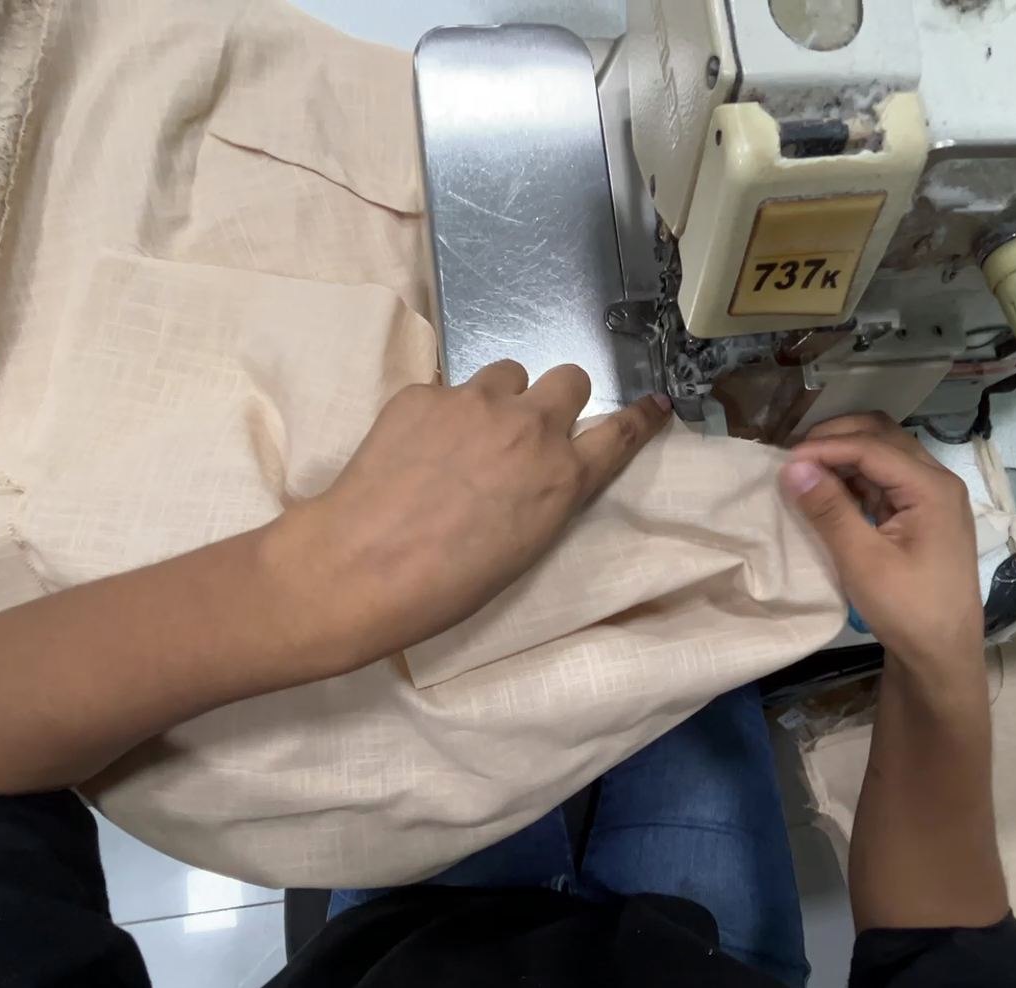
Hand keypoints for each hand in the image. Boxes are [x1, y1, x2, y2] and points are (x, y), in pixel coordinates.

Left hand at [262, 360, 670, 672]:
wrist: (362, 567)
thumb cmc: (449, 585)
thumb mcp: (524, 548)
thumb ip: (547, 495)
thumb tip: (542, 470)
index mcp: (561, 478)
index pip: (620, 433)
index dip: (640, 418)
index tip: (653, 404)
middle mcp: (529, 427)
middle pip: (569, 377)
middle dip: (557, 399)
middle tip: (527, 430)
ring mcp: (475, 402)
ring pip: (507, 374)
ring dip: (499, 399)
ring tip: (466, 436)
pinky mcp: (423, 393)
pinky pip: (447, 390)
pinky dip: (441, 413)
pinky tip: (414, 448)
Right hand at [779, 412, 981, 673]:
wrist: (941, 655)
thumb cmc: (907, 609)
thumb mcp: (862, 560)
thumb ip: (828, 509)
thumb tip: (792, 467)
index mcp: (931, 488)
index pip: (872, 446)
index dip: (825, 447)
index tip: (783, 462)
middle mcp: (935, 482)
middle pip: (882, 436)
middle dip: (835, 438)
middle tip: (792, 456)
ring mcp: (929, 499)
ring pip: (882, 455)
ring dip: (843, 455)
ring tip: (803, 470)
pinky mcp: (918, 516)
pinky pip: (883, 480)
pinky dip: (852, 477)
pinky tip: (825, 490)